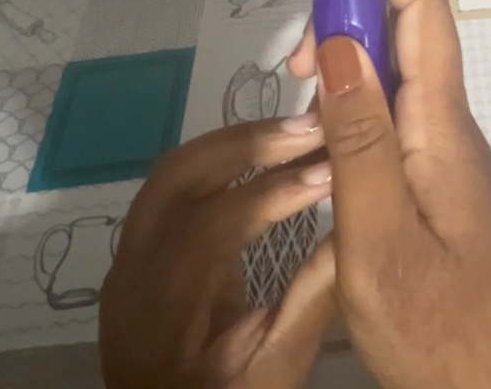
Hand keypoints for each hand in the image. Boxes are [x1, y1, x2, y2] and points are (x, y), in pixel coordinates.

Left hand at [100, 116, 337, 388]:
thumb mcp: (274, 370)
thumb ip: (311, 299)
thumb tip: (360, 227)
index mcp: (158, 311)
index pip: (212, 226)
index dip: (274, 191)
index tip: (332, 169)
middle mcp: (131, 270)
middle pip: (179, 175)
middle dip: (249, 142)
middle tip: (313, 127)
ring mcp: (130, 254)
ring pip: (175, 169)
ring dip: (237, 141)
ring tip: (298, 129)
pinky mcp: (144, 246)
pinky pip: (178, 183)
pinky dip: (225, 157)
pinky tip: (270, 152)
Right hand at [287, 0, 490, 388]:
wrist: (489, 385)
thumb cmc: (432, 319)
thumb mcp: (376, 234)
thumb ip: (359, 138)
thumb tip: (340, 42)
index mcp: (440, 125)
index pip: (425, 16)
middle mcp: (448, 125)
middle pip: (410, 36)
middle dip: (353, 18)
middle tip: (295, 61)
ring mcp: (444, 151)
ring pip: (400, 74)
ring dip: (351, 60)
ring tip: (301, 90)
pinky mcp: (435, 178)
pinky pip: (397, 112)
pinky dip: (358, 100)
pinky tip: (327, 131)